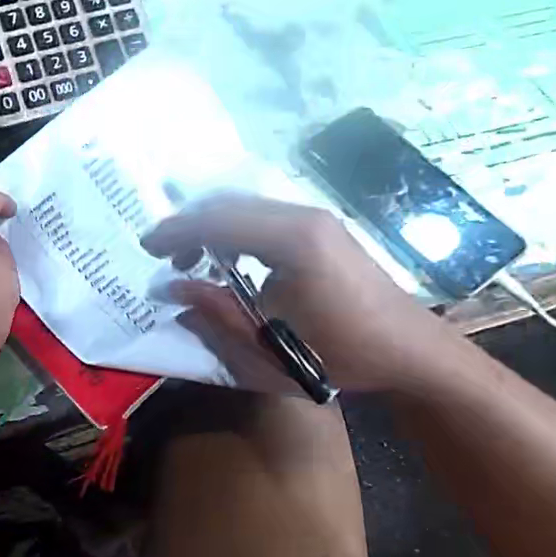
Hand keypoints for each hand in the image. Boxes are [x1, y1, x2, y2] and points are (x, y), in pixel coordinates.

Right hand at [141, 195, 478, 395]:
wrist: (408, 350)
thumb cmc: (341, 352)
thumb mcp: (270, 344)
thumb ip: (217, 312)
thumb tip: (171, 289)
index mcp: (293, 240)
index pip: (219, 220)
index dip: (177, 232)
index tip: (147, 249)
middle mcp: (304, 217)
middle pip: (230, 204)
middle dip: (190, 226)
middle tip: (164, 258)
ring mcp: (316, 219)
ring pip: (246, 207)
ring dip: (212, 228)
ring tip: (191, 262)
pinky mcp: (321, 229)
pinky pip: (263, 218)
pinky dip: (234, 232)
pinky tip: (228, 260)